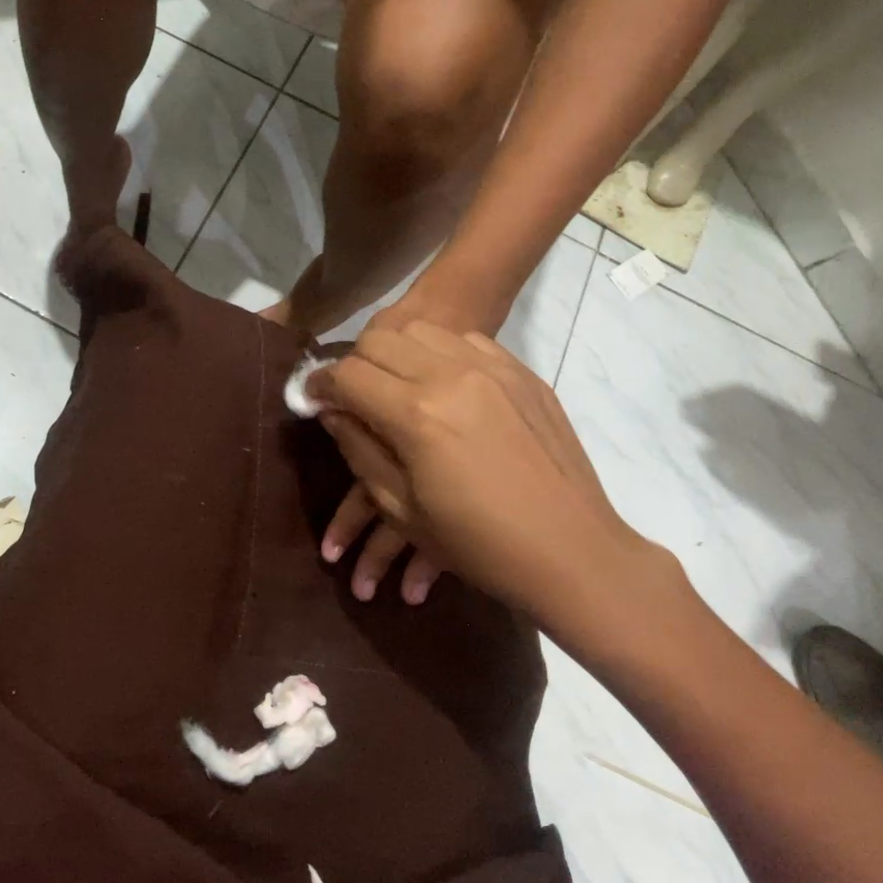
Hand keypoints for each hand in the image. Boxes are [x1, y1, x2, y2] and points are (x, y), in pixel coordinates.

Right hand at [316, 280, 497, 603]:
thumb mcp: (399, 507)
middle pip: (378, 340)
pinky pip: (466, 342)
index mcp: (416, 414)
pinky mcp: (522, 374)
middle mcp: (451, 375)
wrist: (572, 551)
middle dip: (353, 365)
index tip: (310, 401)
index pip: (346, 374)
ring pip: (421, 331)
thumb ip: (358, 447)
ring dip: (396, 354)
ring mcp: (493, 369)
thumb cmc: (476, 542)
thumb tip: (332, 410)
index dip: (319, 385)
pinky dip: (440, 355)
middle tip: (349, 397)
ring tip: (394, 389)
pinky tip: (442, 390)